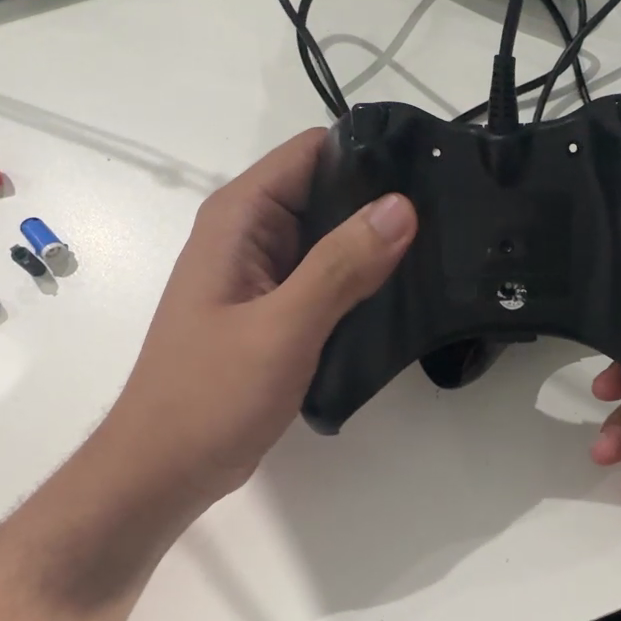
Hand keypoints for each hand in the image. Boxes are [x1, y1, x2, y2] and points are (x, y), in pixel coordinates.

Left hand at [102, 128, 417, 502]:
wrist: (169, 466)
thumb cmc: (212, 395)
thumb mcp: (283, 327)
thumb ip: (341, 266)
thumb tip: (401, 206)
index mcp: (239, 220)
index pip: (312, 153)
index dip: (371, 156)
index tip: (433, 173)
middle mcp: (249, 239)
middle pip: (325, 195)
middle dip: (383, 205)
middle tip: (452, 222)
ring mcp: (261, 281)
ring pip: (329, 244)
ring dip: (376, 250)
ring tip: (441, 258)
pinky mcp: (274, 319)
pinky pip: (325, 286)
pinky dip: (360, 289)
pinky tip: (403, 302)